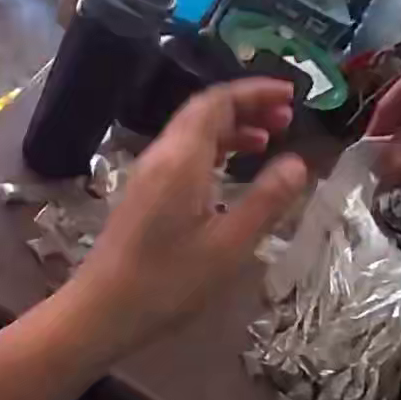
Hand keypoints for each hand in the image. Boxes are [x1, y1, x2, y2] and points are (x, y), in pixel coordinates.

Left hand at [65, 79, 308, 354]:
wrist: (102, 308)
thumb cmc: (168, 281)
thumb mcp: (229, 245)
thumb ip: (266, 200)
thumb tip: (298, 162)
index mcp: (180, 159)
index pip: (216, 102)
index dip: (253, 91)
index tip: (291, 94)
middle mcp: (160, 157)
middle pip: (203, 112)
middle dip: (246, 107)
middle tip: (286, 118)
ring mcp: (147, 174)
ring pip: (191, 134)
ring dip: (230, 129)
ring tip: (268, 141)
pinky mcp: (142, 194)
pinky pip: (181, 156)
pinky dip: (212, 151)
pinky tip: (231, 171)